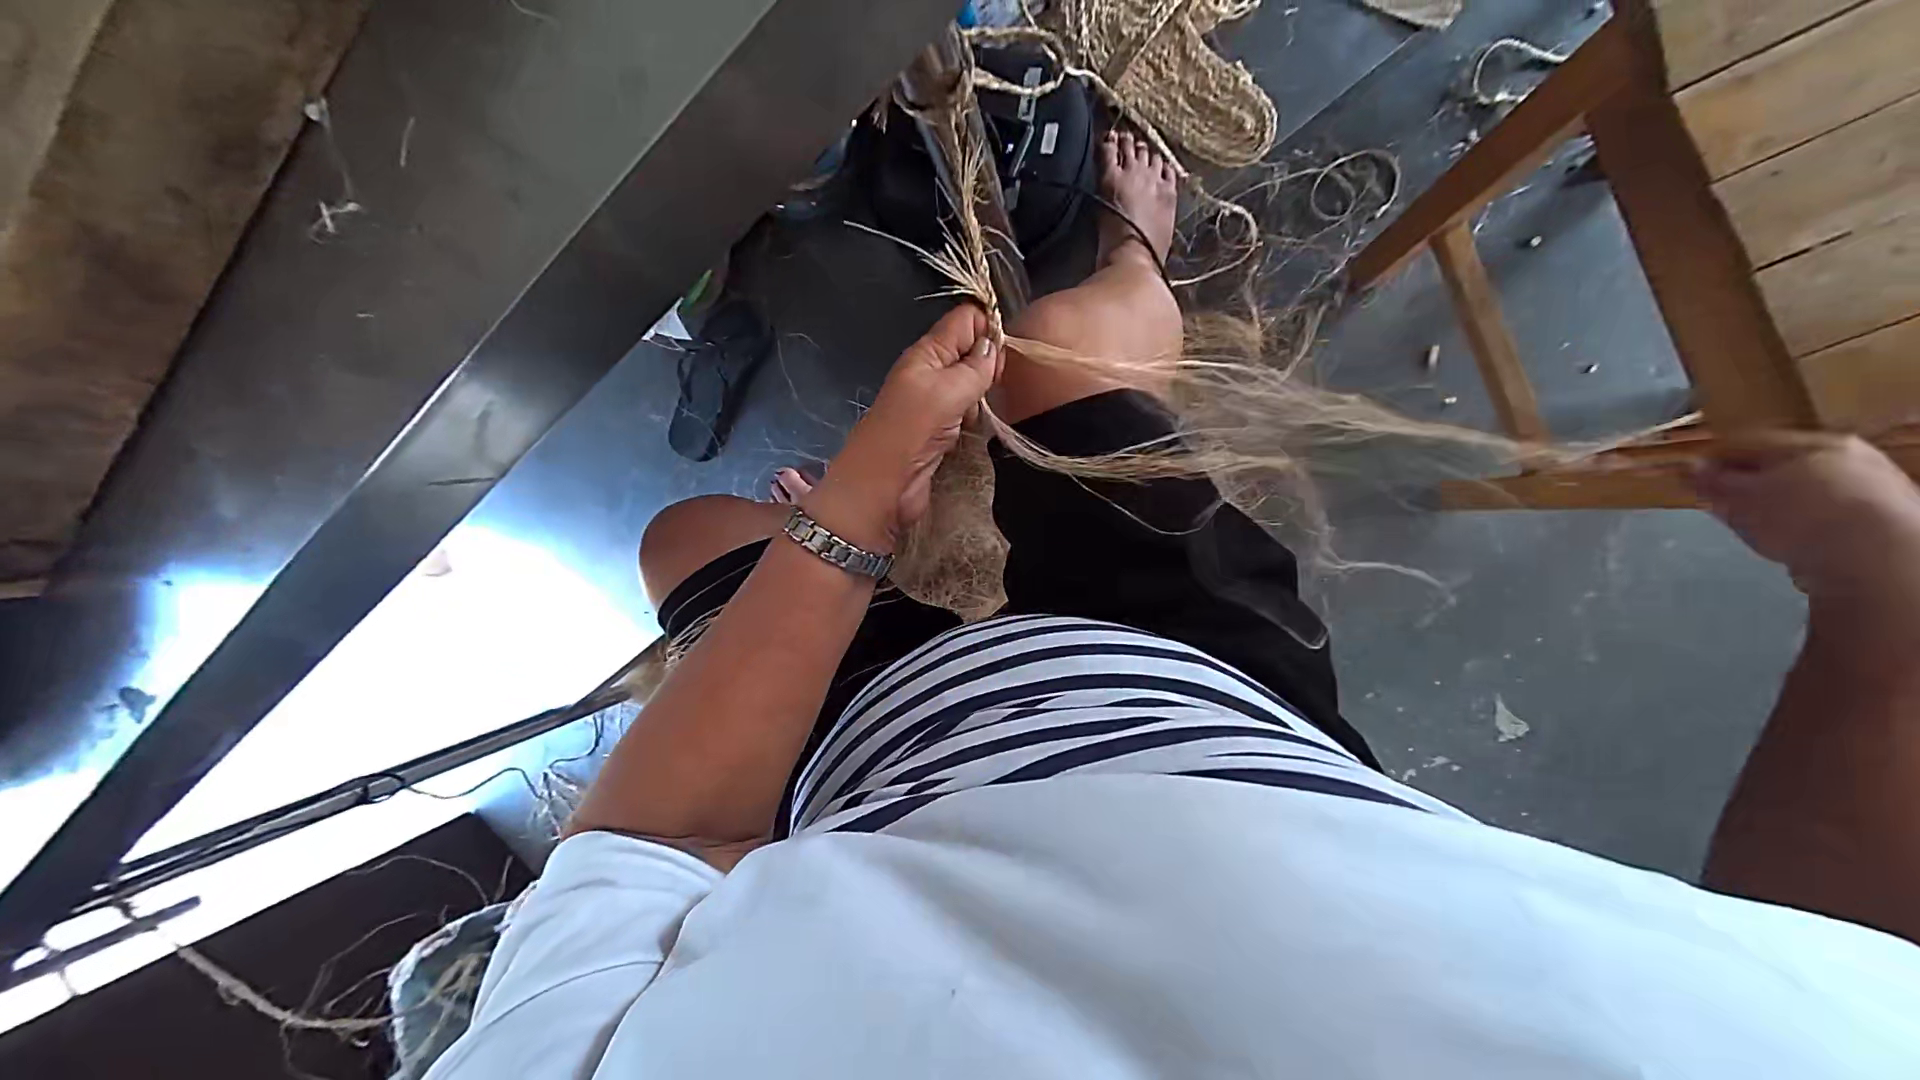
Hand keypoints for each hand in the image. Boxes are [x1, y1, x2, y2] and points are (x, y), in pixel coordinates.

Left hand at [802, 305, 999, 551]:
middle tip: (994, 385)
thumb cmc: (909, 433)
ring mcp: (934, 402)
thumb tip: (993, 345)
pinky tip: (974, 427)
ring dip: (983, 392)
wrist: (881, 487)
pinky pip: (966, 411)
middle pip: (970, 350)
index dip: (987, 327)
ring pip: (970, 383)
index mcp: (926, 353)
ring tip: (981, 410)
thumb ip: (974, 366)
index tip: (1002, 353)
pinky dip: (975, 416)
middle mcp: (930, 372)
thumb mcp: (945, 391)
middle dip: (989, 363)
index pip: (964, 320)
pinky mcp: (940, 430)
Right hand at [1694, 433, 1919, 597]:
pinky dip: (1800, 522)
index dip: (1713, 459)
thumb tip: (1687, 467)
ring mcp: (1875, 487)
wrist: (1877, 557)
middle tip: (1715, 501)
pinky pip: (1826, 512)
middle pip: (1780, 466)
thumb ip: (1712, 481)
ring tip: (1749, 523)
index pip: (1748, 443)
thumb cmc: (1798, 516)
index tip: (1687, 477)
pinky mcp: (1884, 519)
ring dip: (1773, 503)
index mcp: (1815, 443)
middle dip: (1744, 483)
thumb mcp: (1739, 497)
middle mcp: (1852, 457)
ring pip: (1804, 489)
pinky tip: (1787, 538)